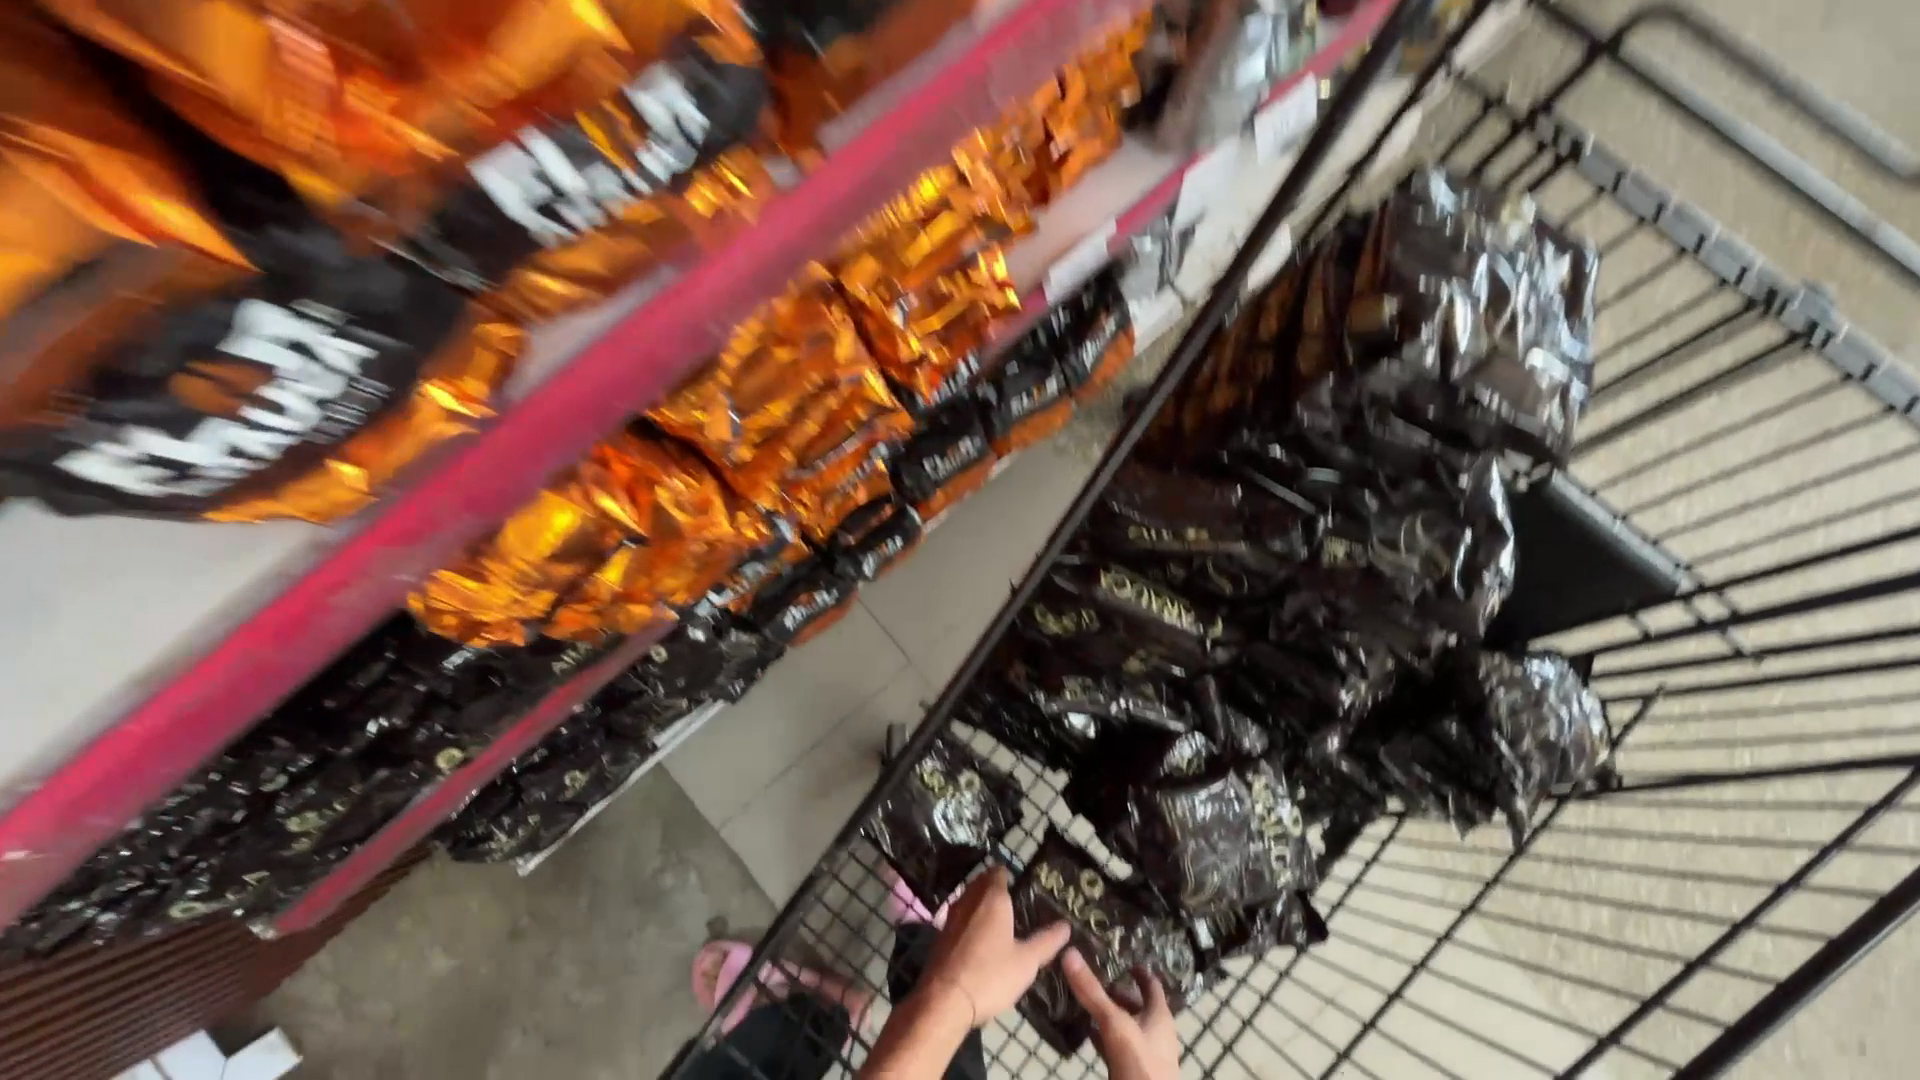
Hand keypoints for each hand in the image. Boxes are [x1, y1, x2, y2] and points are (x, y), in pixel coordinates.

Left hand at [922, 866, 1071, 1025]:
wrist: (944, 1000)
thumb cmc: (990, 975)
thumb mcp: (1026, 962)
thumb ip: (1047, 941)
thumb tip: (1066, 925)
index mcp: (992, 898)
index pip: (999, 871)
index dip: (1010, 876)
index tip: (1023, 887)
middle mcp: (969, 899)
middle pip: (982, 882)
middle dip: (995, 888)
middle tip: (1015, 905)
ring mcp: (951, 916)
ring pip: (969, 899)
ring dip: (981, 904)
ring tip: (999, 923)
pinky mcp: (940, 934)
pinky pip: (959, 918)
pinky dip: (969, 921)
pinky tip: (979, 941)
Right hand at [1061, 948, 1181, 1079]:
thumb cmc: (1139, 1064)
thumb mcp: (1114, 1024)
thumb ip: (1093, 992)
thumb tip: (1070, 953)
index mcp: (1160, 1016)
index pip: (1151, 984)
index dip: (1137, 970)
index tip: (1117, 958)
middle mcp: (1157, 1032)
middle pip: (1137, 1005)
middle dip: (1116, 992)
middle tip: (1091, 978)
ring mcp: (1147, 1054)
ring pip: (1127, 1026)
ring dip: (1109, 1015)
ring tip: (1085, 1002)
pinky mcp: (1135, 1070)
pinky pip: (1119, 1046)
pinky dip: (1105, 1037)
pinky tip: (1088, 1033)